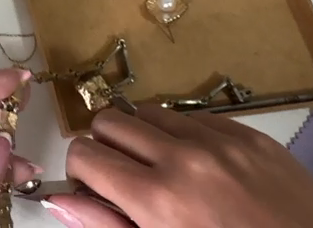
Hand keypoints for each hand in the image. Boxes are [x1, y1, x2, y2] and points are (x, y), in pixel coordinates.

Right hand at [44, 104, 312, 227]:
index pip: (85, 154)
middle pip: (109, 120)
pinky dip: (185, 137)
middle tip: (126, 183)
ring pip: (149, 112)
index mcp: (160, 202)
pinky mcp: (252, 135)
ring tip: (166, 175)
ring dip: (145, 139)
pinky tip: (205, 173)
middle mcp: (185, 158)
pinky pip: (194, 117)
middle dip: (107, 149)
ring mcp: (222, 140)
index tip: (99, 194)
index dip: (84, 174)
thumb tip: (60, 200)